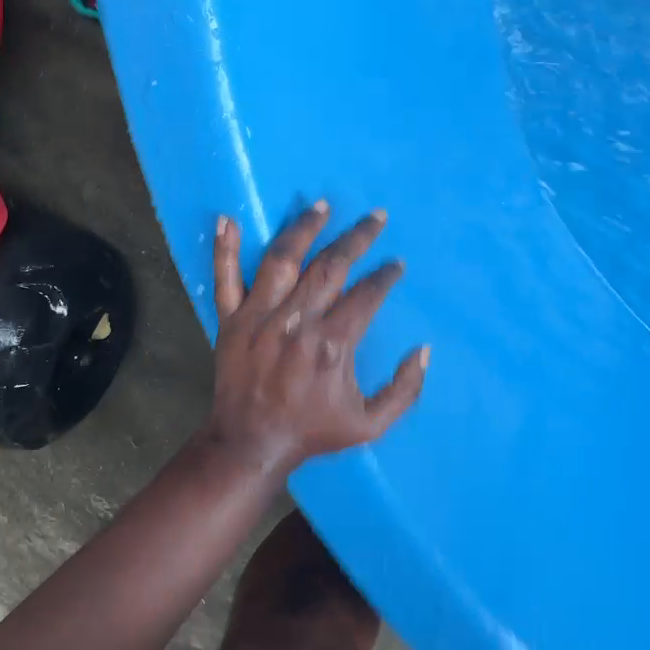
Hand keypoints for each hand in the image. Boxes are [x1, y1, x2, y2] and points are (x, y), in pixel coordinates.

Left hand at [202, 201, 428, 479]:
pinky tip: (229, 219)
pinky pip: (225, 279)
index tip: (395, 265)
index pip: (366, 295)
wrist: (252, 444)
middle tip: (375, 217)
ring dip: (304, 228)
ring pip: (283, 259)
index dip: (385, 276)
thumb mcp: (370, 425)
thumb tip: (424, 350)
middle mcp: (297, 321)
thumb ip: (404, 390)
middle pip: (331, 266)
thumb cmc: (311, 431)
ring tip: (322, 205)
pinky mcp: (231, 321)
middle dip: (358, 238)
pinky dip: (225, 249)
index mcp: (332, 344)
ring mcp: (259, 317)